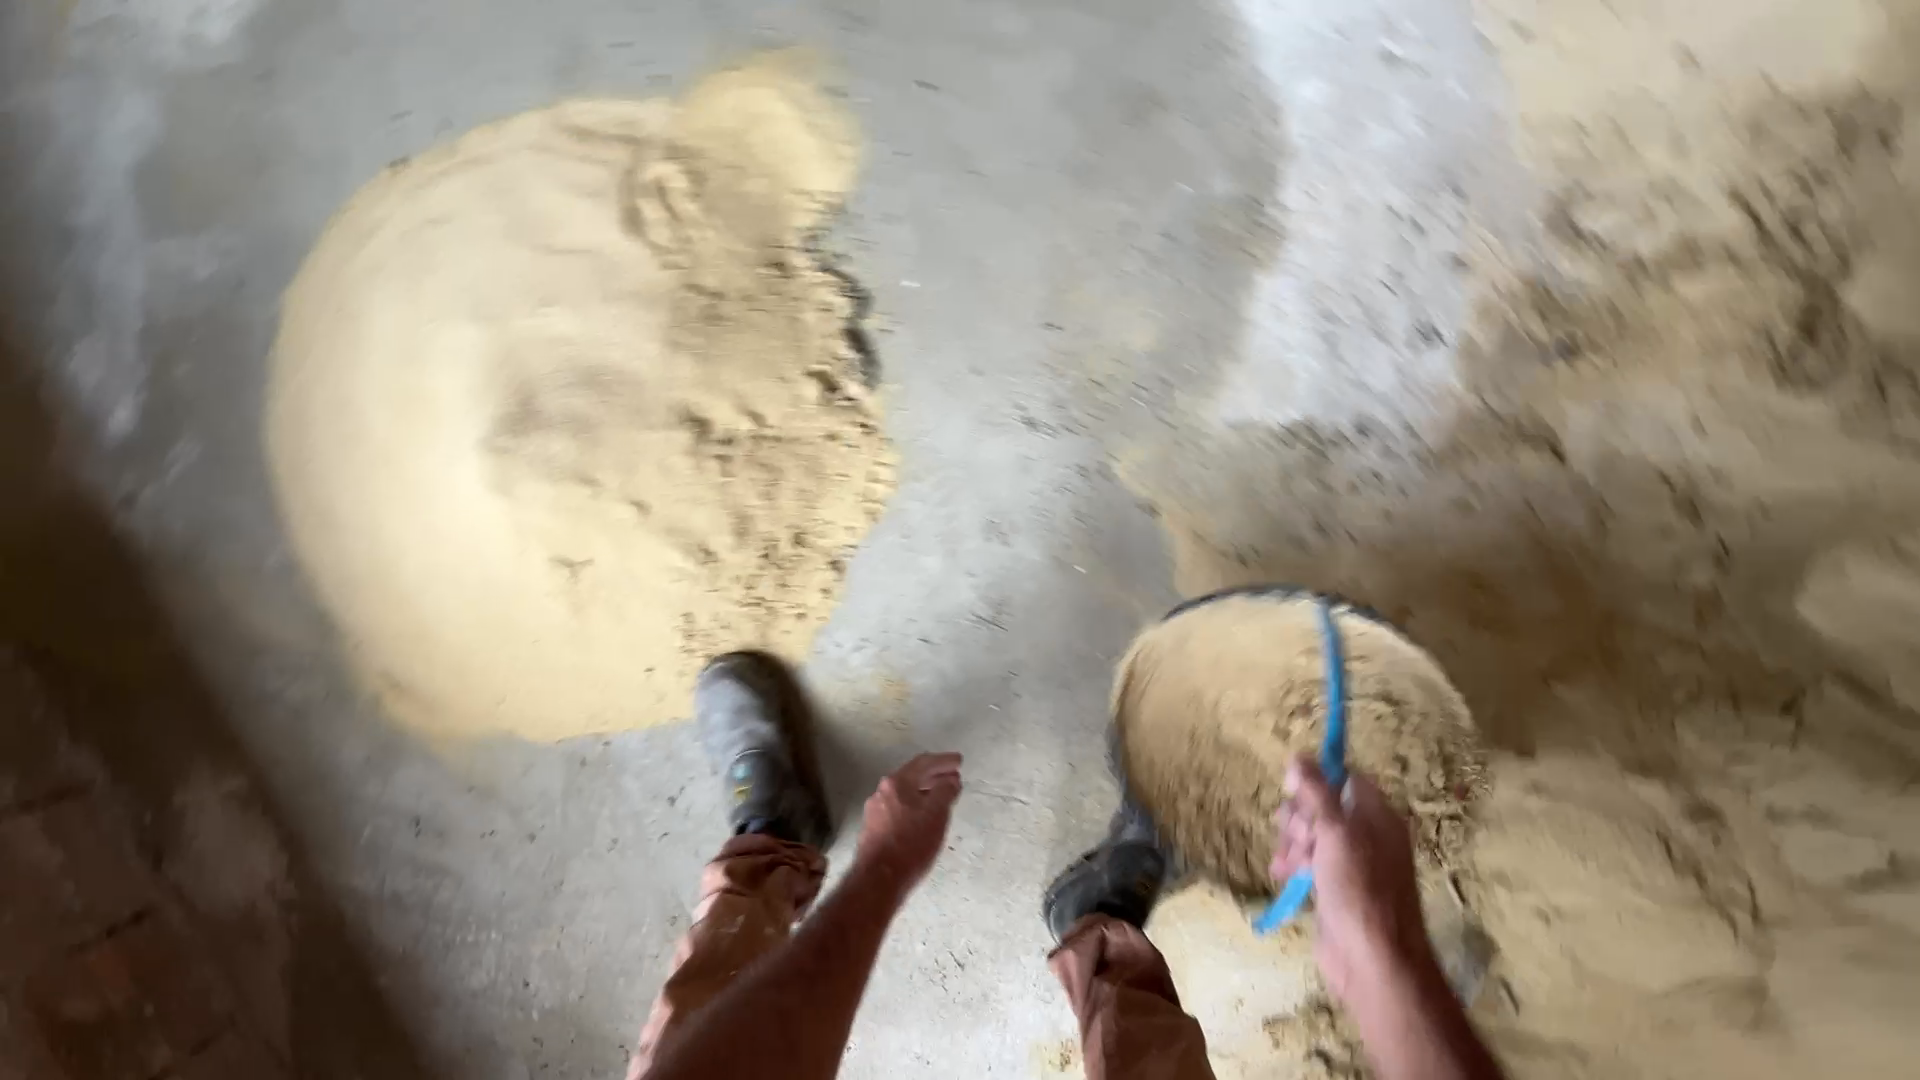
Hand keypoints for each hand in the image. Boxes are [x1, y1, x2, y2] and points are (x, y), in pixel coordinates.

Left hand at [855, 752, 962, 895]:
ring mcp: (875, 811)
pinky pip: (899, 809)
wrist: (878, 880)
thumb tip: (950, 780)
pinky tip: (924, 819)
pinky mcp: (873, 830)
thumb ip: (945, 792)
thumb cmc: (911, 843)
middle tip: (954, 776)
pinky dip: (915, 807)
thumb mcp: (936, 814)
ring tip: (943, 798)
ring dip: (925, 792)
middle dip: (935, 775)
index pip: (923, 762)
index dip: (944, 760)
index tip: (959, 761)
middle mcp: (882, 792)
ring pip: (905, 794)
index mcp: (896, 782)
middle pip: (912, 777)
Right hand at [1270, 757, 1432, 1002]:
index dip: (1317, 781)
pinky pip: (1307, 860)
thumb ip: (1316, 791)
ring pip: (1309, 833)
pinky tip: (1283, 874)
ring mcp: (1349, 861)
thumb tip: (1299, 756)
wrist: (1371, 959)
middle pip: (1320, 805)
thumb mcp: (1335, 831)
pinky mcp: (1334, 884)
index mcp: (1376, 815)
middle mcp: (1366, 834)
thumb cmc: (1359, 888)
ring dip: (1292, 843)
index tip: (1295, 792)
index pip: (1345, 779)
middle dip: (1298, 818)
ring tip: (1290, 863)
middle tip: (1300, 838)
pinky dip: (1293, 863)